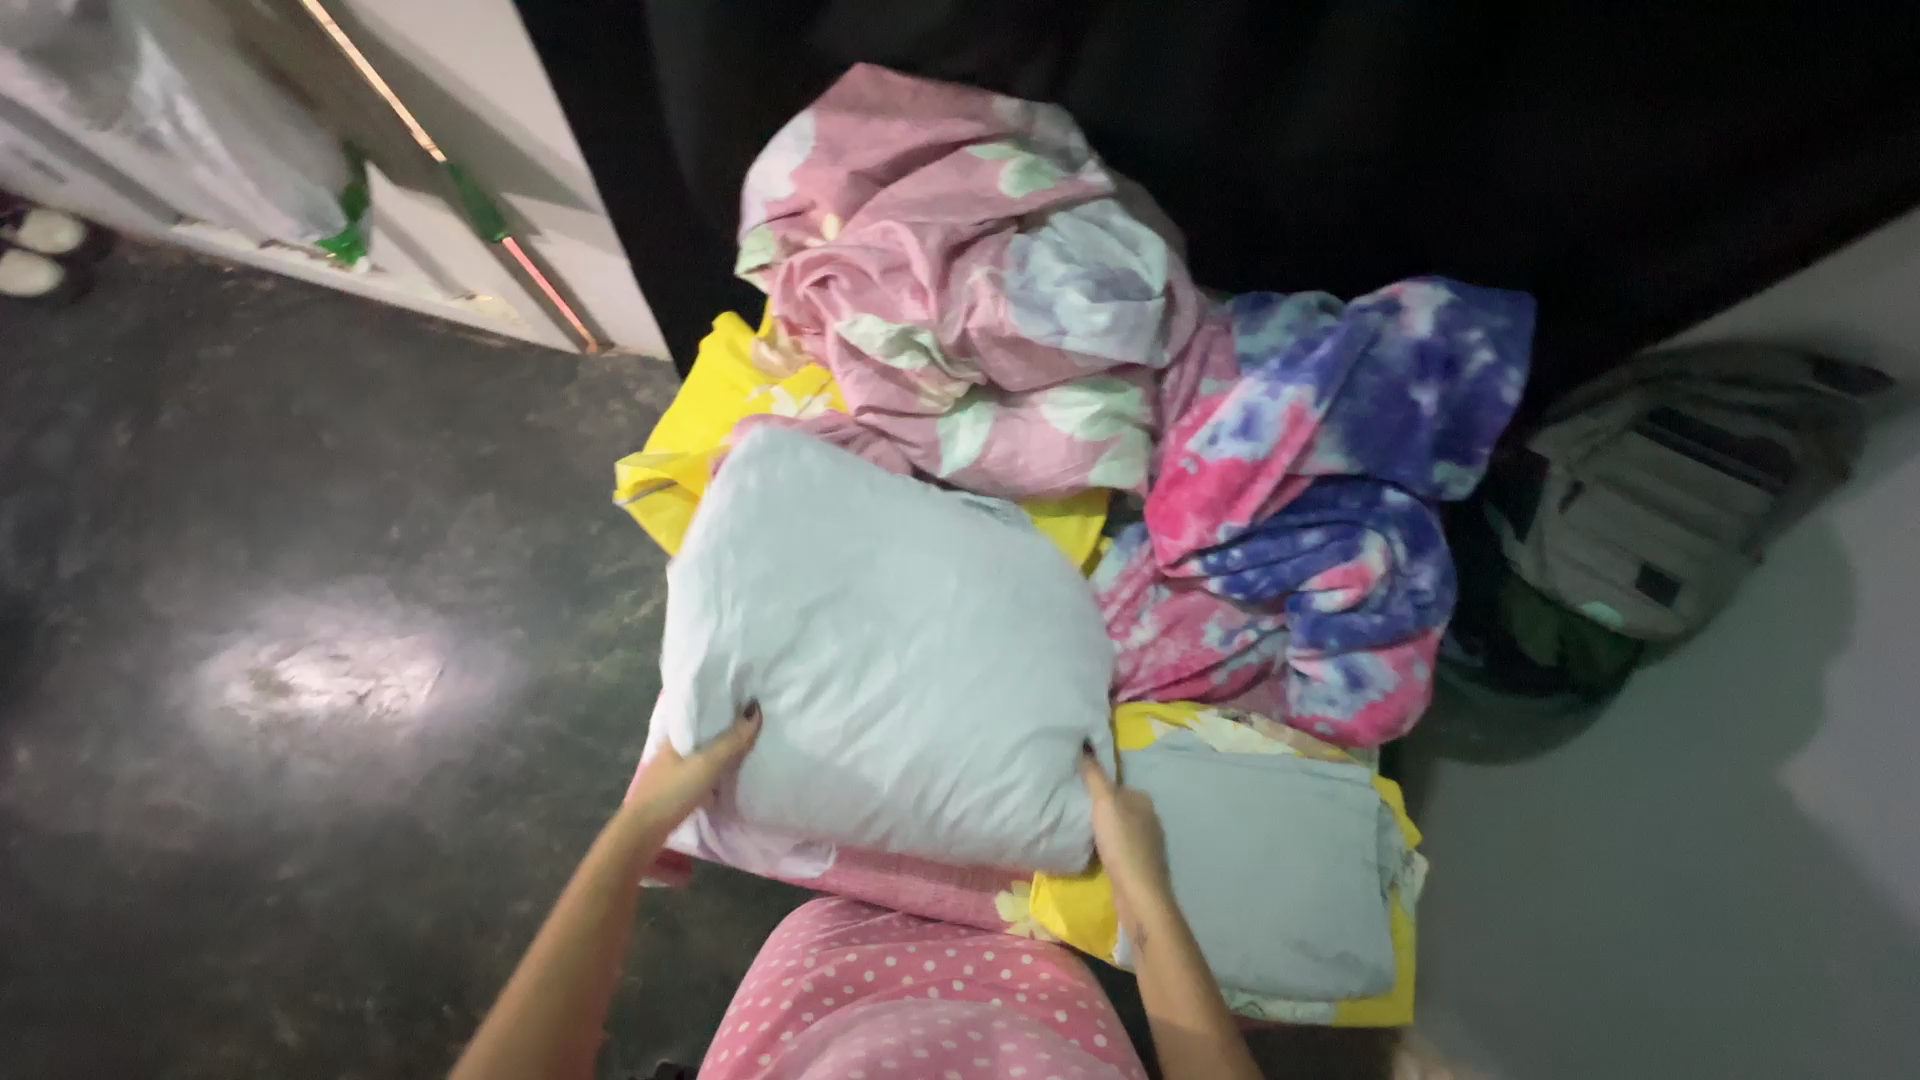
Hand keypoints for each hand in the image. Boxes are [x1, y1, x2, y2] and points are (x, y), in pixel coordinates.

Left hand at [624, 703, 761, 834]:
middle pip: (705, 735)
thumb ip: (731, 740)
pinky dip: (717, 773)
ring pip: (704, 756)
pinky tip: (731, 777)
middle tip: (755, 727)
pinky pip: (702, 774)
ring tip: (749, 749)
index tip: (748, 704)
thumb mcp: (706, 764)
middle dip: (727, 731)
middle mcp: (673, 750)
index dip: (724, 708)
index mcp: (676, 736)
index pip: (703, 713)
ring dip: (723, 753)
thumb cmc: (673, 792)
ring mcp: (672, 771)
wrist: (642, 834)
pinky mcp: (675, 791)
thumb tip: (755, 709)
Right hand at [1078, 748, 1175, 933]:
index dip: (1096, 784)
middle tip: (1071, 806)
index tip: (1074, 786)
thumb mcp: (1104, 803)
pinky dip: (1105, 846)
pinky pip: (1117, 847)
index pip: (1115, 784)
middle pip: (1116, 805)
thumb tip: (1085, 745)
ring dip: (1100, 827)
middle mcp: (1149, 818)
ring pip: (1117, 827)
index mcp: (1143, 800)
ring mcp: (1146, 843)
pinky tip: (1091, 850)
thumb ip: (1094, 776)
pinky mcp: (1139, 864)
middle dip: (1098, 806)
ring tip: (1077, 827)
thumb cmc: (1122, 845)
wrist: (1139, 896)